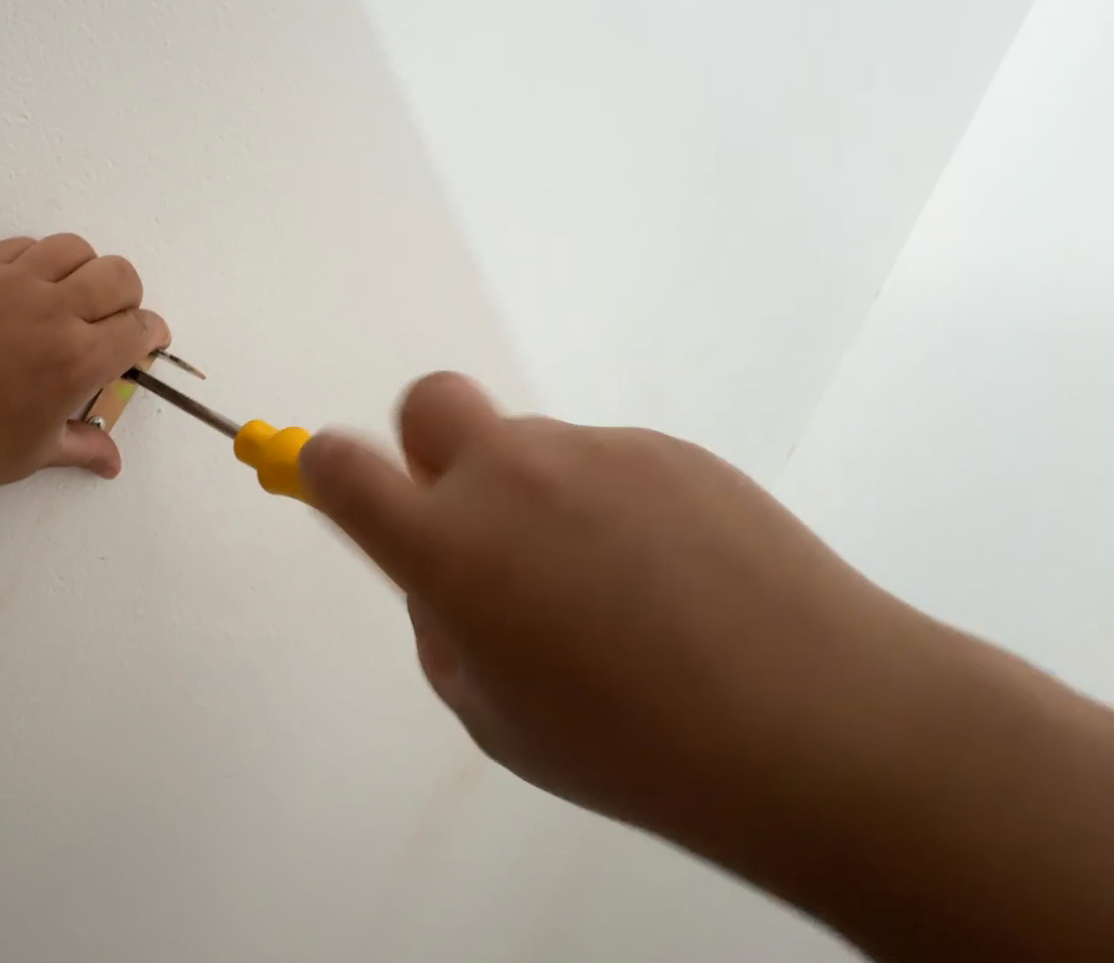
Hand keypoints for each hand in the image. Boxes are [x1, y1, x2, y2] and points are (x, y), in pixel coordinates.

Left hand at [0, 234, 169, 501]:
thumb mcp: (36, 453)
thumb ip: (84, 447)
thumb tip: (112, 463)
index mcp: (78, 361)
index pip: (139, 328)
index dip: (151, 335)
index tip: (147, 343)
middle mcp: (54, 313)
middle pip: (119, 276)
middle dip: (130, 298)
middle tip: (114, 321)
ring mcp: (13, 286)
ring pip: (75, 248)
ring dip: (87, 269)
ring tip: (73, 296)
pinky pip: (23, 246)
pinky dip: (39, 259)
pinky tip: (30, 287)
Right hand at [298, 373, 946, 836]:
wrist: (824, 729)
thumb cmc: (626, 745)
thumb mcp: (487, 709)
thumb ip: (440, 620)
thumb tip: (445, 570)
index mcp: (445, 546)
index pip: (338, 463)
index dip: (322, 465)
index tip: (339, 488)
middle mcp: (507, 475)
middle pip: (427, 401)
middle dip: (429, 448)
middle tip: (477, 521)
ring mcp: (592, 450)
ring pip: (526, 446)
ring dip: (534, 493)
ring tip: (611, 581)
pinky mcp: (667, 447)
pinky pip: (602, 463)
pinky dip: (607, 503)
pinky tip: (669, 572)